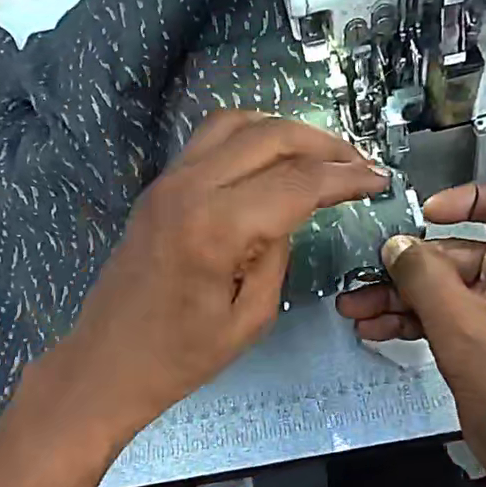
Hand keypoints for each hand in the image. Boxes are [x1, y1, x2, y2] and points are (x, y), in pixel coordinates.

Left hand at [18, 111, 389, 444]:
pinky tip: (276, 160)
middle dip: (324, 144)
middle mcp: (189, 188)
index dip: (346, 177)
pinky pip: (211, 139)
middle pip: (270, 136)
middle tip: (359, 164)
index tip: (378, 180)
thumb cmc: (182, 356)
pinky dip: (253, 137)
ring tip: (322, 154)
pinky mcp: (159, 186)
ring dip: (287, 131)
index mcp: (216, 227)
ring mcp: (168, 181)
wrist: (106, 364)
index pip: (298, 182)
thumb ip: (277, 254)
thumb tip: (288, 216)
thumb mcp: (252, 317)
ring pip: (237, 123)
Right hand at [335, 182, 485, 486]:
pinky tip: (379, 330)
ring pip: (448, 290)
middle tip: (361, 280)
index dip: (464, 199)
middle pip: (460, 253)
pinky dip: (416, 322)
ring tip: (356, 310)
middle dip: (408, 267)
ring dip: (402, 298)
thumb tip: (397, 245)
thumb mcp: (461, 323)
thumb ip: (423, 275)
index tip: (422, 214)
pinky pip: (450, 319)